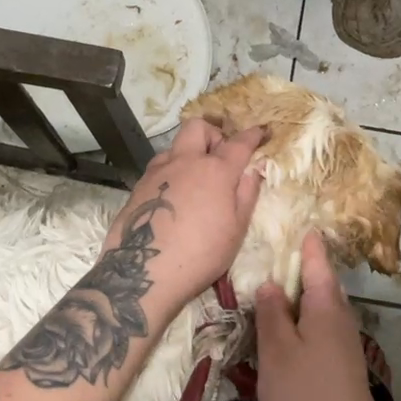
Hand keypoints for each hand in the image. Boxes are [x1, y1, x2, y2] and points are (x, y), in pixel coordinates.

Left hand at [111, 118, 265, 301]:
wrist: (143, 272)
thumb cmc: (201, 254)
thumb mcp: (236, 230)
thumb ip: (247, 195)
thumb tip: (253, 170)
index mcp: (215, 171)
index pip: (239, 143)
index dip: (252, 135)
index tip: (261, 131)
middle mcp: (185, 162)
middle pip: (198, 127)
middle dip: (213, 133)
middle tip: (220, 155)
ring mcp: (158, 172)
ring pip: (175, 146)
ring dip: (189, 153)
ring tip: (195, 178)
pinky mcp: (138, 186)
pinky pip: (159, 167)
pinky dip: (172, 172)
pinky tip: (174, 196)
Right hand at [254, 232, 392, 400]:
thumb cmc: (305, 396)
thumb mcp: (277, 352)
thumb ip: (271, 314)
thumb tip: (270, 283)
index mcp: (325, 305)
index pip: (317, 261)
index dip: (305, 243)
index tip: (296, 224)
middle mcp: (340, 318)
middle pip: (322, 284)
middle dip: (302, 269)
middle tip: (276, 256)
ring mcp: (343, 344)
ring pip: (321, 309)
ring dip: (300, 298)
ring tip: (272, 293)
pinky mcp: (341, 367)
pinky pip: (320, 330)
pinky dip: (303, 322)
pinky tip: (284, 335)